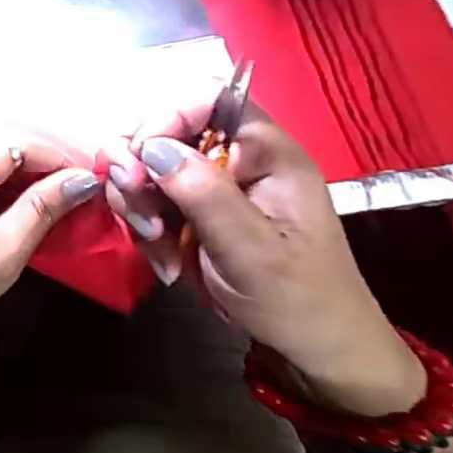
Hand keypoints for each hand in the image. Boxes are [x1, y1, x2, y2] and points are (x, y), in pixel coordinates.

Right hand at [99, 106, 424, 417]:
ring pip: (149, 169)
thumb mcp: (252, 249)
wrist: (313, 352)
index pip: (209, 99)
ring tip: (156, 245)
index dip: (168, 115)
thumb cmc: (298, 300)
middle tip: (140, 214)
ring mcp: (213, 188)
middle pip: (167, 132)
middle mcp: (236, 160)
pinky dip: (146, 230)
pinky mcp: (194, 215)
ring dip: (139, 206)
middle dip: (141, 170)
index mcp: (266, 153)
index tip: (140, 155)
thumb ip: (203, 192)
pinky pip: (150, 204)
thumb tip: (151, 147)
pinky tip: (166, 264)